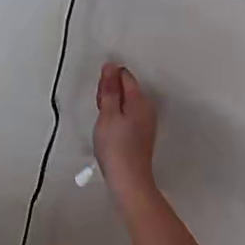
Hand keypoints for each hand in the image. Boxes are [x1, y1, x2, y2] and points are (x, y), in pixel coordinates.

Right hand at [93, 62, 156, 190]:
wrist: (128, 178)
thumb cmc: (115, 147)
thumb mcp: (107, 113)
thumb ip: (109, 89)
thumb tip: (111, 67)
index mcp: (139, 101)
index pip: (124, 76)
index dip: (108, 79)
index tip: (99, 93)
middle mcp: (146, 108)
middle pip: (125, 88)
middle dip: (109, 92)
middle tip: (101, 109)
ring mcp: (145, 121)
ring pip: (125, 101)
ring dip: (111, 105)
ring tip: (103, 121)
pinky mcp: (140, 131)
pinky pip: (127, 113)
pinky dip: (116, 116)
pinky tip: (108, 129)